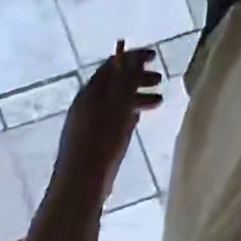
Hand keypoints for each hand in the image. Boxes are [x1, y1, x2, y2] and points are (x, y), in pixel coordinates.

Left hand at [56, 44, 161, 201]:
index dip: (133, 57)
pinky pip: (113, 116)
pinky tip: (139, 119)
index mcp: (91, 92)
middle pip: (115, 82)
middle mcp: (87, 103)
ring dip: (137, 96)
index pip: (113, 65)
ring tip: (158, 102)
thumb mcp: (120, 106)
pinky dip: (129, 112)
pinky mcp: (91, 139)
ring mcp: (87, 122)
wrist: (81, 183)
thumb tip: (134, 58)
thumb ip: (127, 81)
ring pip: (116, 100)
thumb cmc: (102, 141)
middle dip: (138, 78)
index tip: (154, 56)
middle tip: (159, 79)